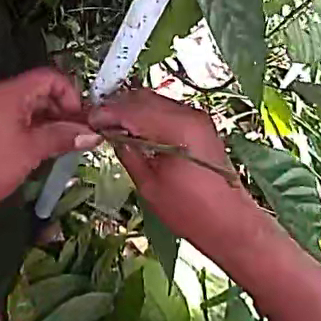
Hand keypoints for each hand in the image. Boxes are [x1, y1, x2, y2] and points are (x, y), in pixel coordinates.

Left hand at [0, 67, 99, 218]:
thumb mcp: (32, 150)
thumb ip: (63, 137)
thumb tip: (92, 134)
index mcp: (9, 91)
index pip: (49, 77)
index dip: (69, 94)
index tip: (79, 119)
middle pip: (37, 89)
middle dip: (60, 109)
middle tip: (75, 133)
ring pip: (25, 105)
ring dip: (46, 120)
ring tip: (59, 144)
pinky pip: (11, 116)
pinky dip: (29, 127)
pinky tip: (37, 148)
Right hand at [88, 87, 278, 261]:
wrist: (231, 222)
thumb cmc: (189, 211)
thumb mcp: (150, 186)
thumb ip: (129, 154)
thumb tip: (111, 134)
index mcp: (178, 129)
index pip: (134, 109)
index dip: (109, 112)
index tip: (89, 119)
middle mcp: (189, 114)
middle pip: (145, 98)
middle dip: (118, 106)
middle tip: (97, 121)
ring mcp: (197, 116)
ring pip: (156, 99)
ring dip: (133, 108)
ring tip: (113, 125)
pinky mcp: (200, 122)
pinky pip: (167, 108)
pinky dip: (148, 113)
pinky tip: (135, 128)